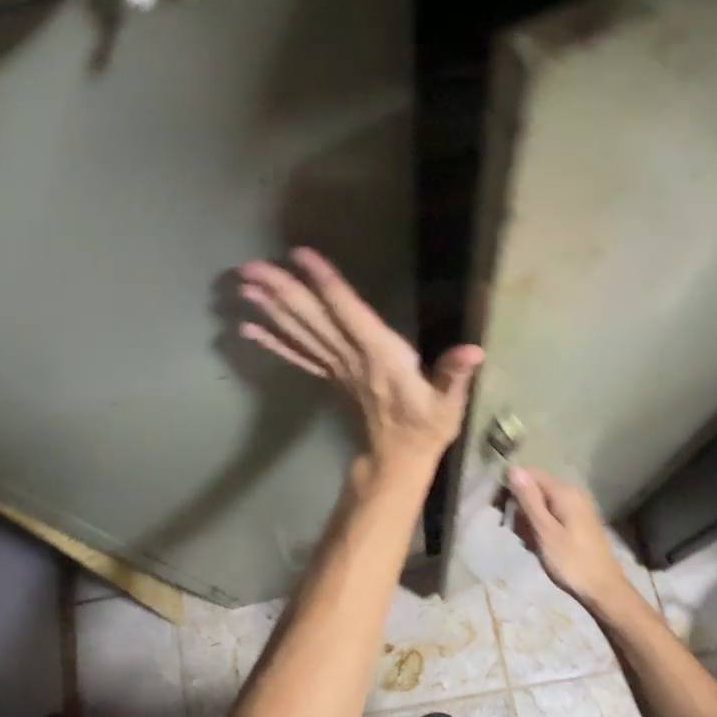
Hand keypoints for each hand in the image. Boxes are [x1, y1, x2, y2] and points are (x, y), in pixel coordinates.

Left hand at [237, 248, 483, 473]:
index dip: (326, 283)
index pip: (348, 312)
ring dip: (270, 307)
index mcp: (381, 356)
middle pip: (312, 318)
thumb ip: (455, 374)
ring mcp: (335, 368)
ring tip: (242, 284)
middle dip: (281, 290)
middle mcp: (351, 358)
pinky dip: (270, 340)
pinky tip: (246, 326)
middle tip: (249, 266)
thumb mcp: (449, 404)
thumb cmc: (426, 427)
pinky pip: (295, 356)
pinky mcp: (327, 377)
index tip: (300, 255)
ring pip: (299, 332)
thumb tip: (474, 350)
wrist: (396, 460)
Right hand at [506, 466, 632, 609]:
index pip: (529, 473)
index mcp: (564, 492)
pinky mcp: (578, 520)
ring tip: (529, 542)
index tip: (501, 509)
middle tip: (518, 533)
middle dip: (521, 507)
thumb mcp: (544, 531)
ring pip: (542, 503)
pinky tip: (540, 544)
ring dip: (530, 520)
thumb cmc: (571, 561)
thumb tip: (513, 469)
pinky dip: (542, 526)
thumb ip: (529, 500)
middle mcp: (572, 493)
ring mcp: (577, 507)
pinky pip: (552, 514)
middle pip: (535, 488)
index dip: (511, 487)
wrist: (603, 588)